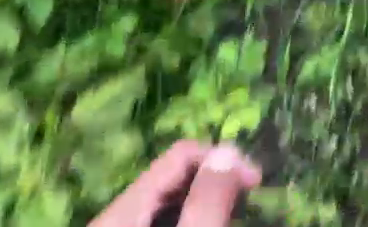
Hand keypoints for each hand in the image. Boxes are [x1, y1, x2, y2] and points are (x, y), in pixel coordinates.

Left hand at [89, 141, 262, 226]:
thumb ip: (208, 199)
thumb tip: (228, 148)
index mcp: (122, 207)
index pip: (181, 153)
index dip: (222, 156)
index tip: (255, 180)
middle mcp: (113, 212)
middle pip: (173, 173)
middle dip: (214, 179)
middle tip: (245, 200)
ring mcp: (117, 225)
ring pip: (167, 195)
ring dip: (203, 197)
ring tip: (230, 212)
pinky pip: (158, 214)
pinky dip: (187, 213)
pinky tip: (203, 221)